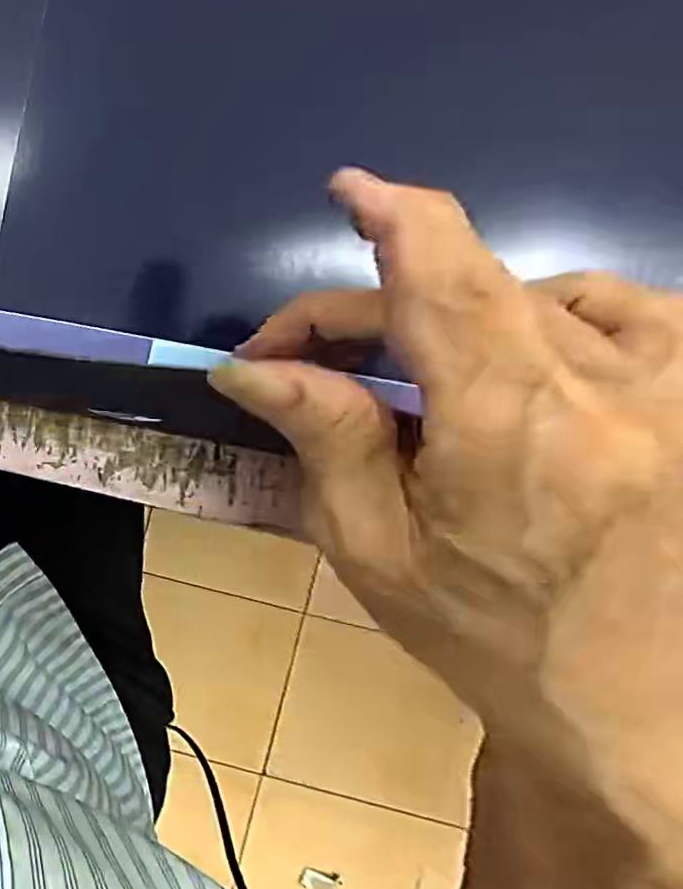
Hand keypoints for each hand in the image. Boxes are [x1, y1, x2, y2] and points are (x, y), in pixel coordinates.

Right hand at [210, 169, 682, 792]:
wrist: (634, 700)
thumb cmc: (473, 624)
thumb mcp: (362, 539)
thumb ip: (321, 436)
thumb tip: (249, 369)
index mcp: (511, 429)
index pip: (448, 288)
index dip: (400, 220)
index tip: (348, 188)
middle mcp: (613, 391)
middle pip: (464, 294)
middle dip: (353, 315)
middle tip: (284, 367)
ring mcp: (678, 393)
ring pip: (545, 294)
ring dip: (445, 312)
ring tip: (398, 369)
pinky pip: (625, 313)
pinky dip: (543, 311)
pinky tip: (508, 352)